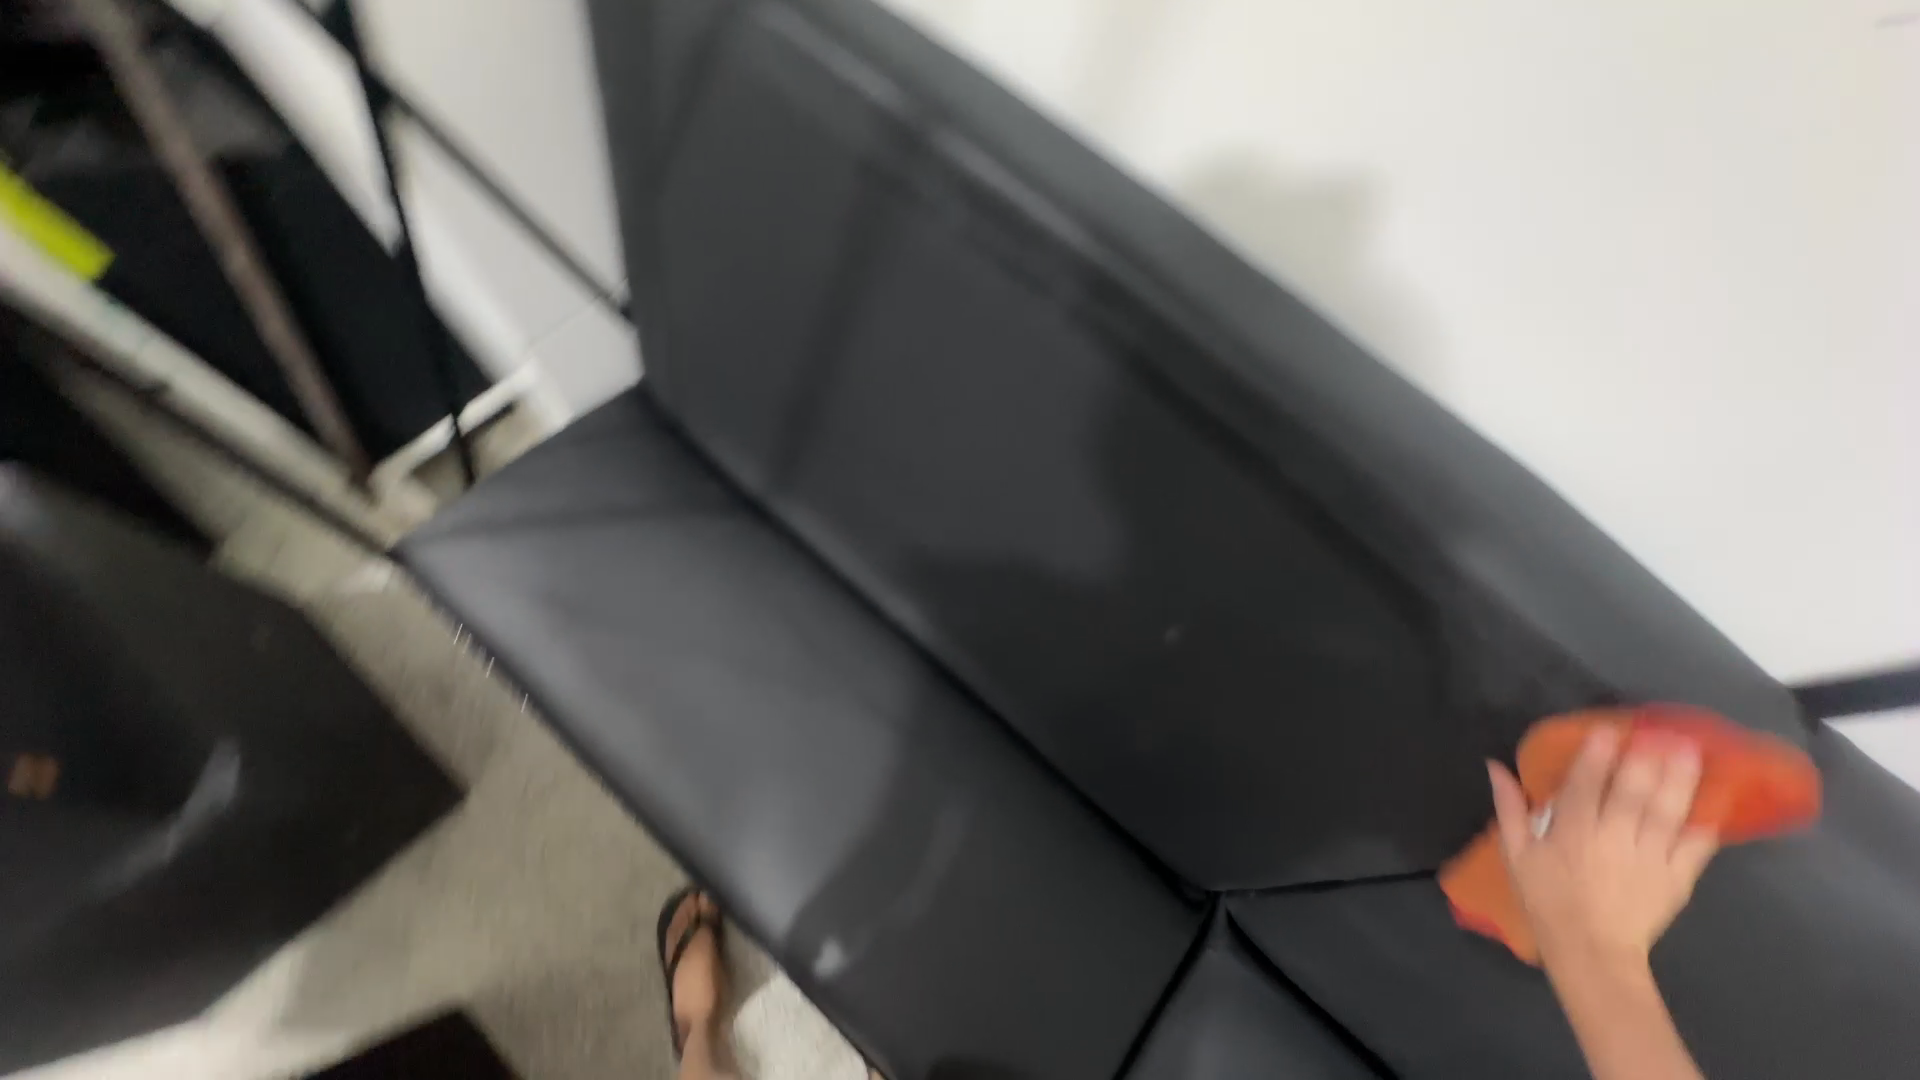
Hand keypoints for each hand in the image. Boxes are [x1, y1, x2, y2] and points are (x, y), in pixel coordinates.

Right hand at [1487, 726, 1720, 973]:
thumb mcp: (1515, 852)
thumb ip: (1509, 807)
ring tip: (1690, 752)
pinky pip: (1695, 847)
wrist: (1591, 949)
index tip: (1606, 729)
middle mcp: (1613, 838)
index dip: (1596, 755)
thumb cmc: (1545, 896)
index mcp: (1572, 831)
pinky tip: (1713, 801)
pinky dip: (1704, 823)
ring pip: (1668, 812)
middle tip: (1660, 731)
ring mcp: (1650, 858)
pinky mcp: (1677, 878)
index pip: (1586, 784)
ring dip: (1680, 780)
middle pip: (1634, 793)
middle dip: (1647, 760)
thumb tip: (1495, 766)